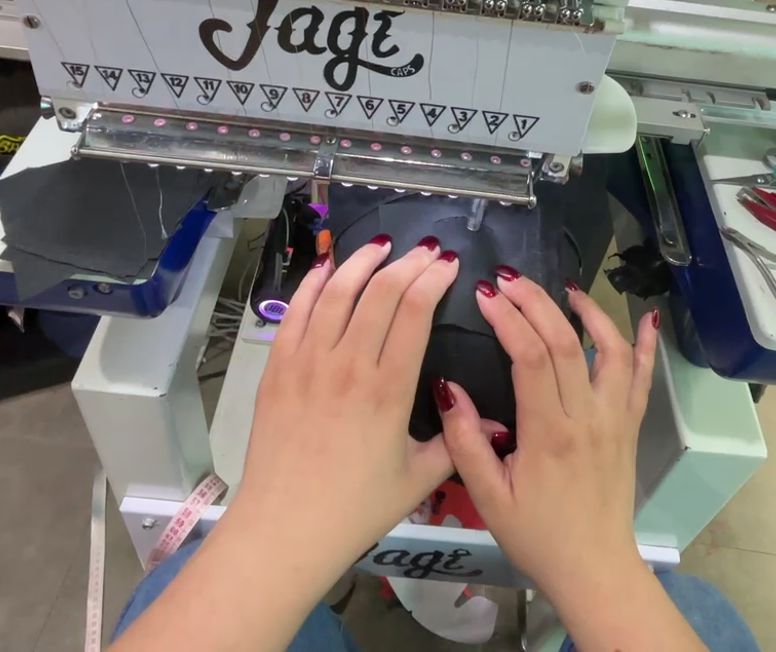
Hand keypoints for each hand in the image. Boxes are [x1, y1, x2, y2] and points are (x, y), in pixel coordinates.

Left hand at [222, 235, 460, 575]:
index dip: (435, 278)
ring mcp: (309, 361)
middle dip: (410, 262)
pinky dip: (313, 283)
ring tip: (383, 246)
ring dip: (363, 261)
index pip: (416, 311)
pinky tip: (327, 267)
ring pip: (338, 291)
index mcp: (389, 389)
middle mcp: (349, 364)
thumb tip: (497, 425)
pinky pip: (296, 311)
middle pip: (382, 292)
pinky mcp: (278, 366)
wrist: (284, 528)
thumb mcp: (418, 480)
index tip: (449, 264)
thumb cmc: (354, 508)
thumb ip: (457, 444)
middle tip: (428, 250)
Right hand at [435, 272, 660, 606]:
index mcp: (550, 433)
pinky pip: (643, 379)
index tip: (485, 293)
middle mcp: (588, 417)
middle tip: (508, 278)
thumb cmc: (537, 535)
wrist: (595, 569)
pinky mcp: (631, 425)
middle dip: (535, 301)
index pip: (531, 357)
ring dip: (589, 311)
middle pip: (566, 342)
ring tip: (563, 288)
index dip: (508, 318)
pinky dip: (647, 345)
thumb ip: (465, 441)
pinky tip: (647, 317)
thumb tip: (448, 386)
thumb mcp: (487, 498)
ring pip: (611, 350)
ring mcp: (616, 418)